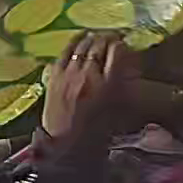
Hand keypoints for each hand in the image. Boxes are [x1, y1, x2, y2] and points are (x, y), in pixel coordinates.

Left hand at [41, 32, 136, 147]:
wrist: (64, 146)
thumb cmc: (95, 132)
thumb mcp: (116, 109)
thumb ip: (120, 86)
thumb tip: (126, 70)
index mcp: (109, 85)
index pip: (117, 52)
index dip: (120, 44)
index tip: (122, 43)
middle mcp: (90, 75)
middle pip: (100, 45)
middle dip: (108, 37)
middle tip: (112, 37)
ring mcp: (71, 74)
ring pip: (84, 45)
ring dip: (93, 38)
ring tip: (98, 36)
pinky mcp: (56, 75)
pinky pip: (66, 51)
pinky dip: (75, 40)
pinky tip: (81, 35)